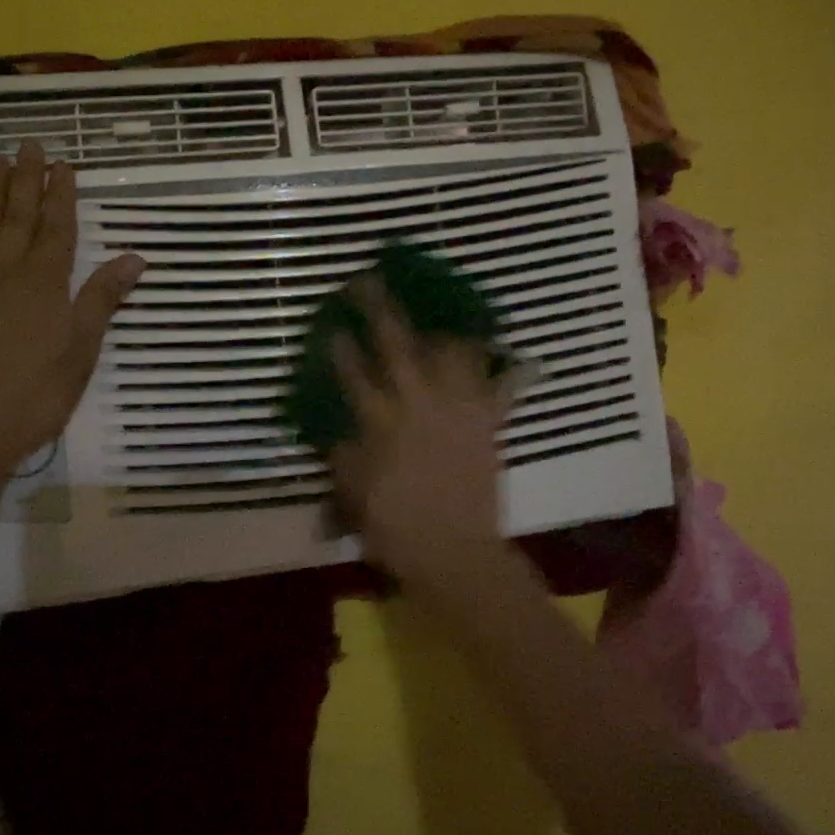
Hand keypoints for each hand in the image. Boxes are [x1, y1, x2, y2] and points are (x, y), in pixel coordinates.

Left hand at [0, 142, 144, 496]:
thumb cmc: (33, 396)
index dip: (62, 195)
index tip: (64, 164)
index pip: (57, 228)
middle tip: (30, 144)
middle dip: (27, 181)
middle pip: (18, 218)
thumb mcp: (81, 351)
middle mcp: (4, 272)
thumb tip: (135, 257)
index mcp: (44, 283)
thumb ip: (102, 300)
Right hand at [328, 279, 514, 584]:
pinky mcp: (488, 423)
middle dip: (380, 309)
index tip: (332, 322)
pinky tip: (502, 351)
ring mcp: (458, 410)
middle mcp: (418, 405)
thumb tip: (336, 429)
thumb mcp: (354, 496)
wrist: (457, 554)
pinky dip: (501, 367)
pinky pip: (497, 385)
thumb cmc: (397, 530)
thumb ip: (344, 457)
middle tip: (368, 280)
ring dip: (440, 327)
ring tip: (435, 308)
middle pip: (397, 346)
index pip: (354, 373)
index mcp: (381, 422)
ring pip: (451, 353)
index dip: (341, 345)